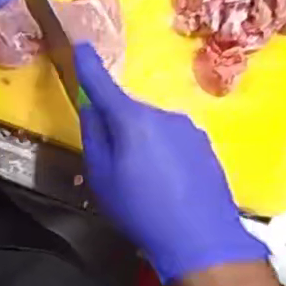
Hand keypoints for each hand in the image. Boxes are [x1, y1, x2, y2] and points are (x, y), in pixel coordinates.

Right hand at [74, 42, 267, 282]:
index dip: (89, 68)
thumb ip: (94, 138)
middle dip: (115, 127)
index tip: (81, 48)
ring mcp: (189, 130)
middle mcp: (164, 116)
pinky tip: (158, 185)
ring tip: (135, 182)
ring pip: (151, 128)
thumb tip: (92, 109)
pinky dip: (158, 155)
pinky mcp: (204, 147)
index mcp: (133, 121)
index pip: (104, 87)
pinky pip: (171, 142)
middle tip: (106, 164)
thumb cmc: (139, 209)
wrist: (200, 238)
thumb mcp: (101, 177)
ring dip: (138, 144)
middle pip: (128, 113)